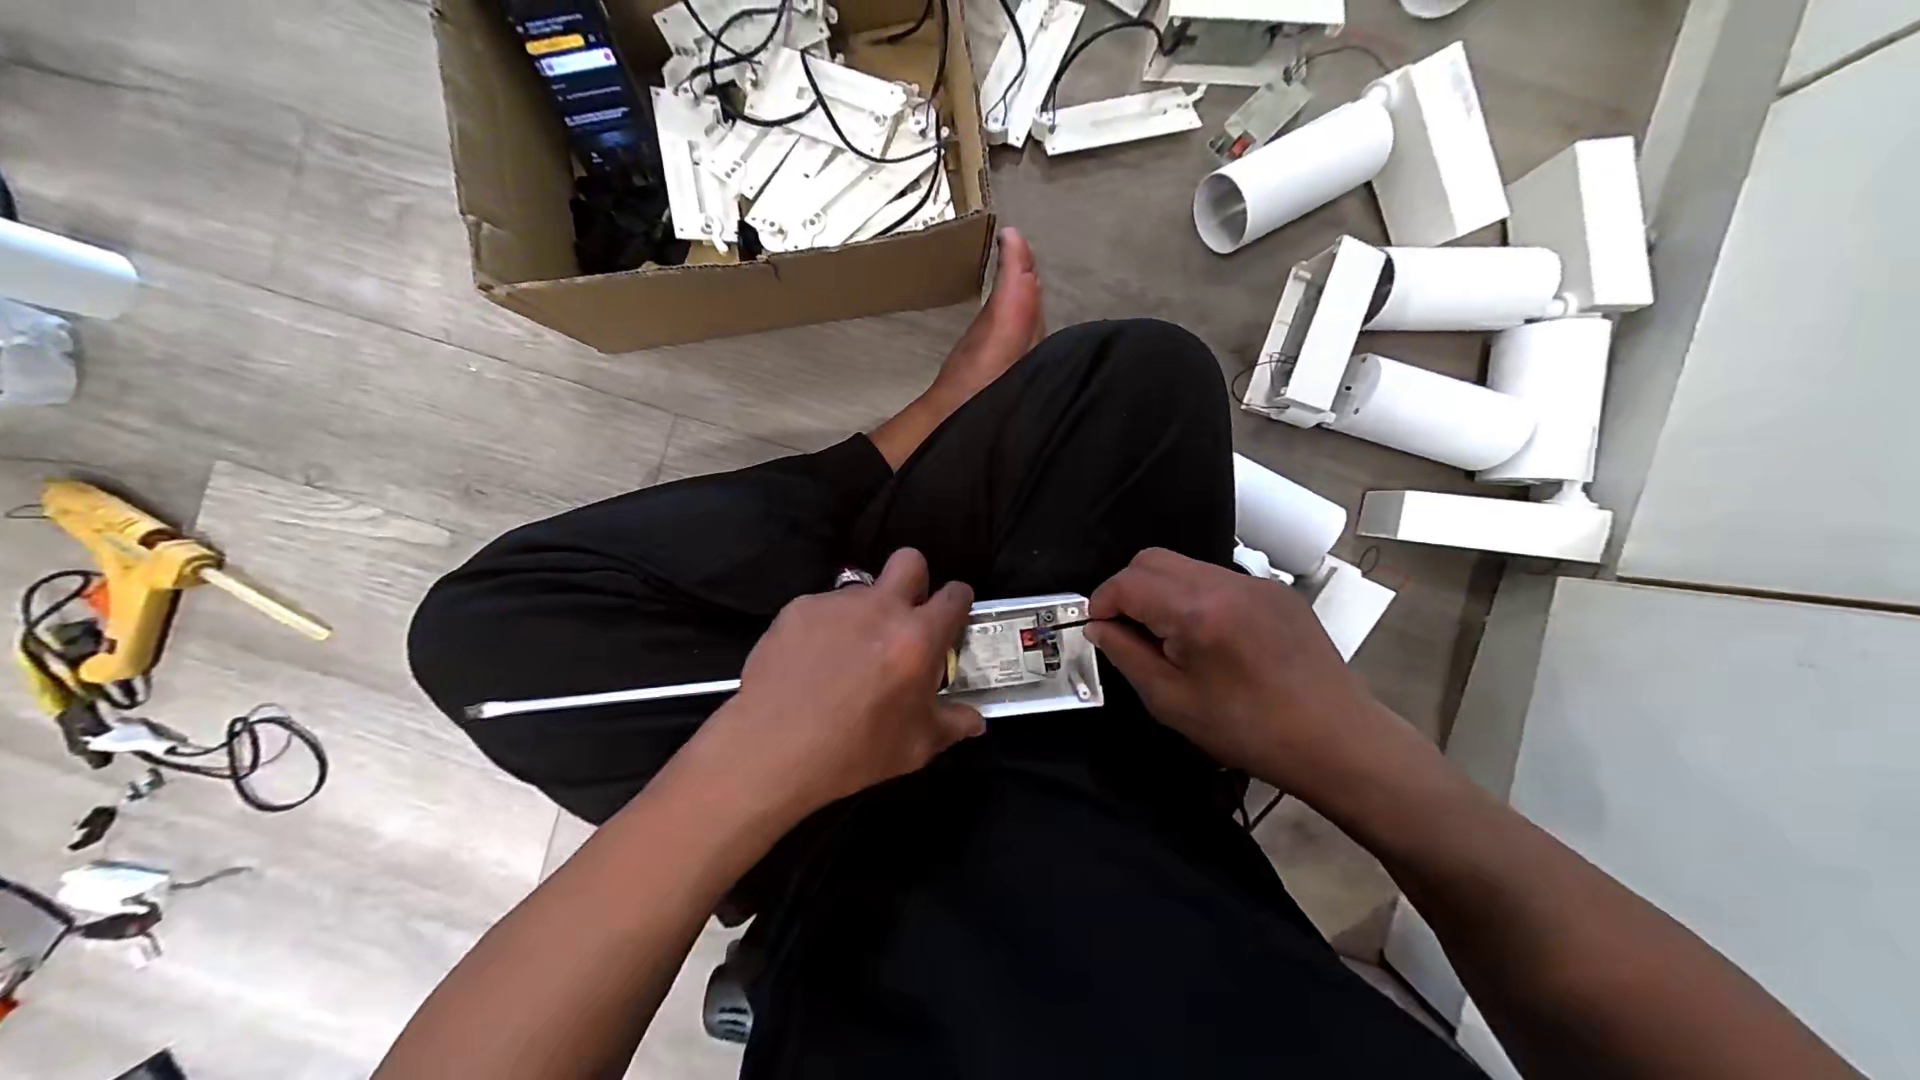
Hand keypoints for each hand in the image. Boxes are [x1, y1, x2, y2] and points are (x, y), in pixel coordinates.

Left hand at [693, 548, 984, 820]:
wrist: (772, 750)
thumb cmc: (855, 751)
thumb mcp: (916, 746)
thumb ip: (953, 724)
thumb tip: (976, 720)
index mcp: (917, 637)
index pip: (955, 595)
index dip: (959, 602)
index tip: (952, 616)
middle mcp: (880, 608)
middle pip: (910, 560)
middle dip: (915, 580)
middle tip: (904, 617)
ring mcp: (835, 604)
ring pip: (862, 590)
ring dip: (865, 613)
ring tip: (847, 655)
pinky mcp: (797, 609)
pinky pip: (823, 608)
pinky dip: (827, 628)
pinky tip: (812, 662)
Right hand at [1086, 548, 1400, 798]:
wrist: (1337, 740)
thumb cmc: (1249, 730)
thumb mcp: (1171, 701)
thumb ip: (1126, 654)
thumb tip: (1100, 627)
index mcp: (1198, 611)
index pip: (1129, 582)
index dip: (1102, 601)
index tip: (1097, 627)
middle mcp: (1227, 582)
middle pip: (1152, 559)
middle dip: (1127, 588)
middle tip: (1125, 629)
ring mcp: (1256, 583)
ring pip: (1185, 566)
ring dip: (1161, 591)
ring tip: (1167, 636)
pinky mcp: (1276, 592)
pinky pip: (1218, 579)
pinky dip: (1195, 596)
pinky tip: (1206, 636)